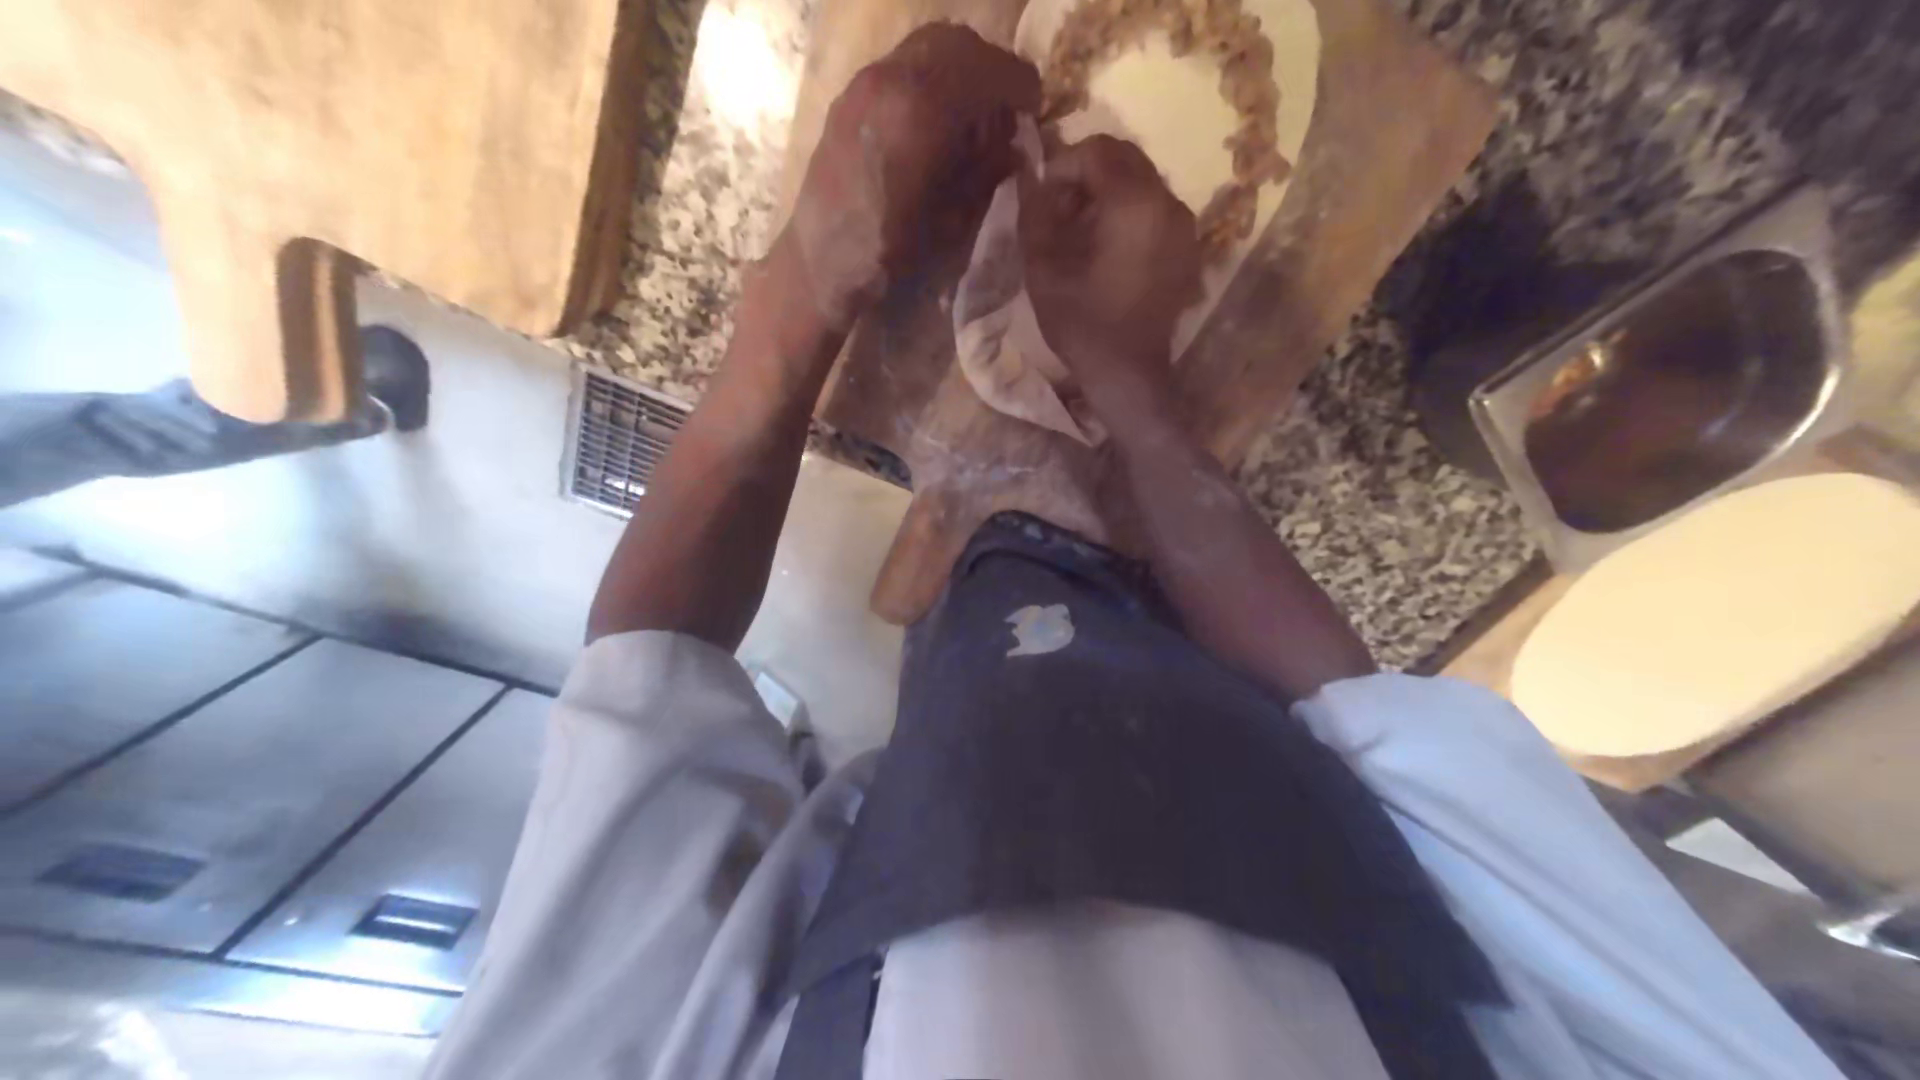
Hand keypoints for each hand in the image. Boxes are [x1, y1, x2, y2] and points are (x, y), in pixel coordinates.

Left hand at [786, 23, 1039, 327]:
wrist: (820, 266)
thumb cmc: (888, 253)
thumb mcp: (950, 220)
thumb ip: (985, 172)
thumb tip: (1014, 148)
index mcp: (921, 108)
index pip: (987, 68)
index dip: (1019, 84)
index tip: (1035, 106)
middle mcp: (890, 78)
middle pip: (956, 44)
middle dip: (989, 69)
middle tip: (1006, 107)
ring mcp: (863, 83)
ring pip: (925, 49)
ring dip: (957, 70)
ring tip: (971, 114)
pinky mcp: (847, 97)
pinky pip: (899, 66)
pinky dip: (928, 79)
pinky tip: (935, 121)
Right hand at [1018, 135, 1202, 409]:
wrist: (1128, 373)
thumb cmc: (1082, 325)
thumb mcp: (1043, 271)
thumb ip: (1034, 214)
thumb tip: (1029, 176)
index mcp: (1134, 204)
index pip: (1097, 151)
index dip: (1063, 166)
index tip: (1042, 199)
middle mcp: (1168, 203)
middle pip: (1125, 159)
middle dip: (1087, 175)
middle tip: (1060, 212)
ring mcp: (1184, 225)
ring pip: (1141, 183)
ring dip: (1107, 193)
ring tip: (1080, 233)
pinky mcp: (1186, 248)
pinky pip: (1155, 210)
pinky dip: (1128, 214)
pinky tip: (1107, 249)